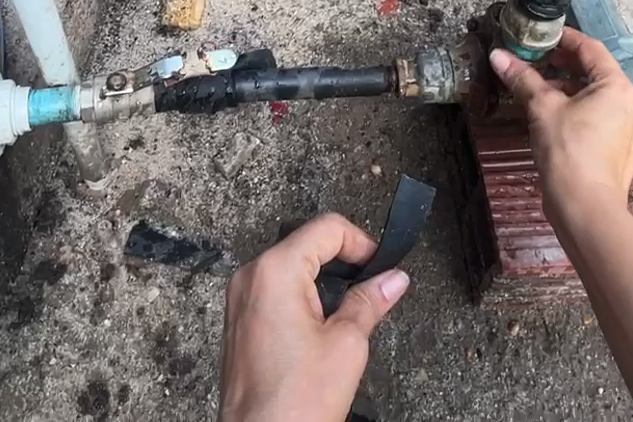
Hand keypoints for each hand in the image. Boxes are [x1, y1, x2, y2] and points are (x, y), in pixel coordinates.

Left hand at [219, 213, 409, 421]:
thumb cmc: (296, 405)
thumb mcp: (346, 344)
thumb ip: (370, 301)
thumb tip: (393, 278)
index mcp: (275, 270)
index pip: (326, 228)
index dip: (360, 242)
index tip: (379, 265)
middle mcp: (251, 276)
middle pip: (307, 244)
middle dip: (342, 261)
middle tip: (370, 288)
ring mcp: (240, 298)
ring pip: (291, 266)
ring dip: (323, 280)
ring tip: (347, 313)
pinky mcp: (239, 320)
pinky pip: (275, 289)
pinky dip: (302, 296)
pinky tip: (320, 328)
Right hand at [489, 27, 632, 226]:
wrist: (585, 208)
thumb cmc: (568, 152)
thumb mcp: (541, 107)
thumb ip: (522, 77)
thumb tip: (498, 55)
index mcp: (618, 87)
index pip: (591, 48)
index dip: (563, 38)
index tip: (541, 36)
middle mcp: (632, 104)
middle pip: (595, 72)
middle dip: (562, 65)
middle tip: (534, 61)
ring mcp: (630, 129)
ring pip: (597, 96)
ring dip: (568, 88)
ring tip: (538, 90)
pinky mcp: (623, 148)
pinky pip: (601, 116)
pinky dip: (578, 108)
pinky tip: (553, 115)